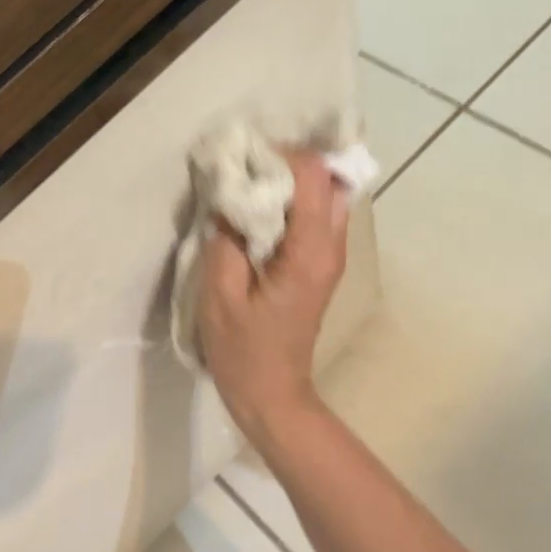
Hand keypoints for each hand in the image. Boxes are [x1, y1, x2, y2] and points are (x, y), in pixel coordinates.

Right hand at [198, 151, 350, 435]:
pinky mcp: (319, 266)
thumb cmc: (243, 350)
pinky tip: (257, 211)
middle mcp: (331, 247)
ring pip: (324, 196)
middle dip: (287, 164)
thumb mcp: (220, 294)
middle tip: (246, 168)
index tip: (243, 161)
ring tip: (248, 184)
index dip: (279, 157)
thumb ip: (226, 238)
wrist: (272, 394)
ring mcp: (330, 257)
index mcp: (309, 252)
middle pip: (326, 181)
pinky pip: (314, 217)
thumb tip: (230, 195)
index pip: (312, 177)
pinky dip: (291, 203)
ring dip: (289, 183)